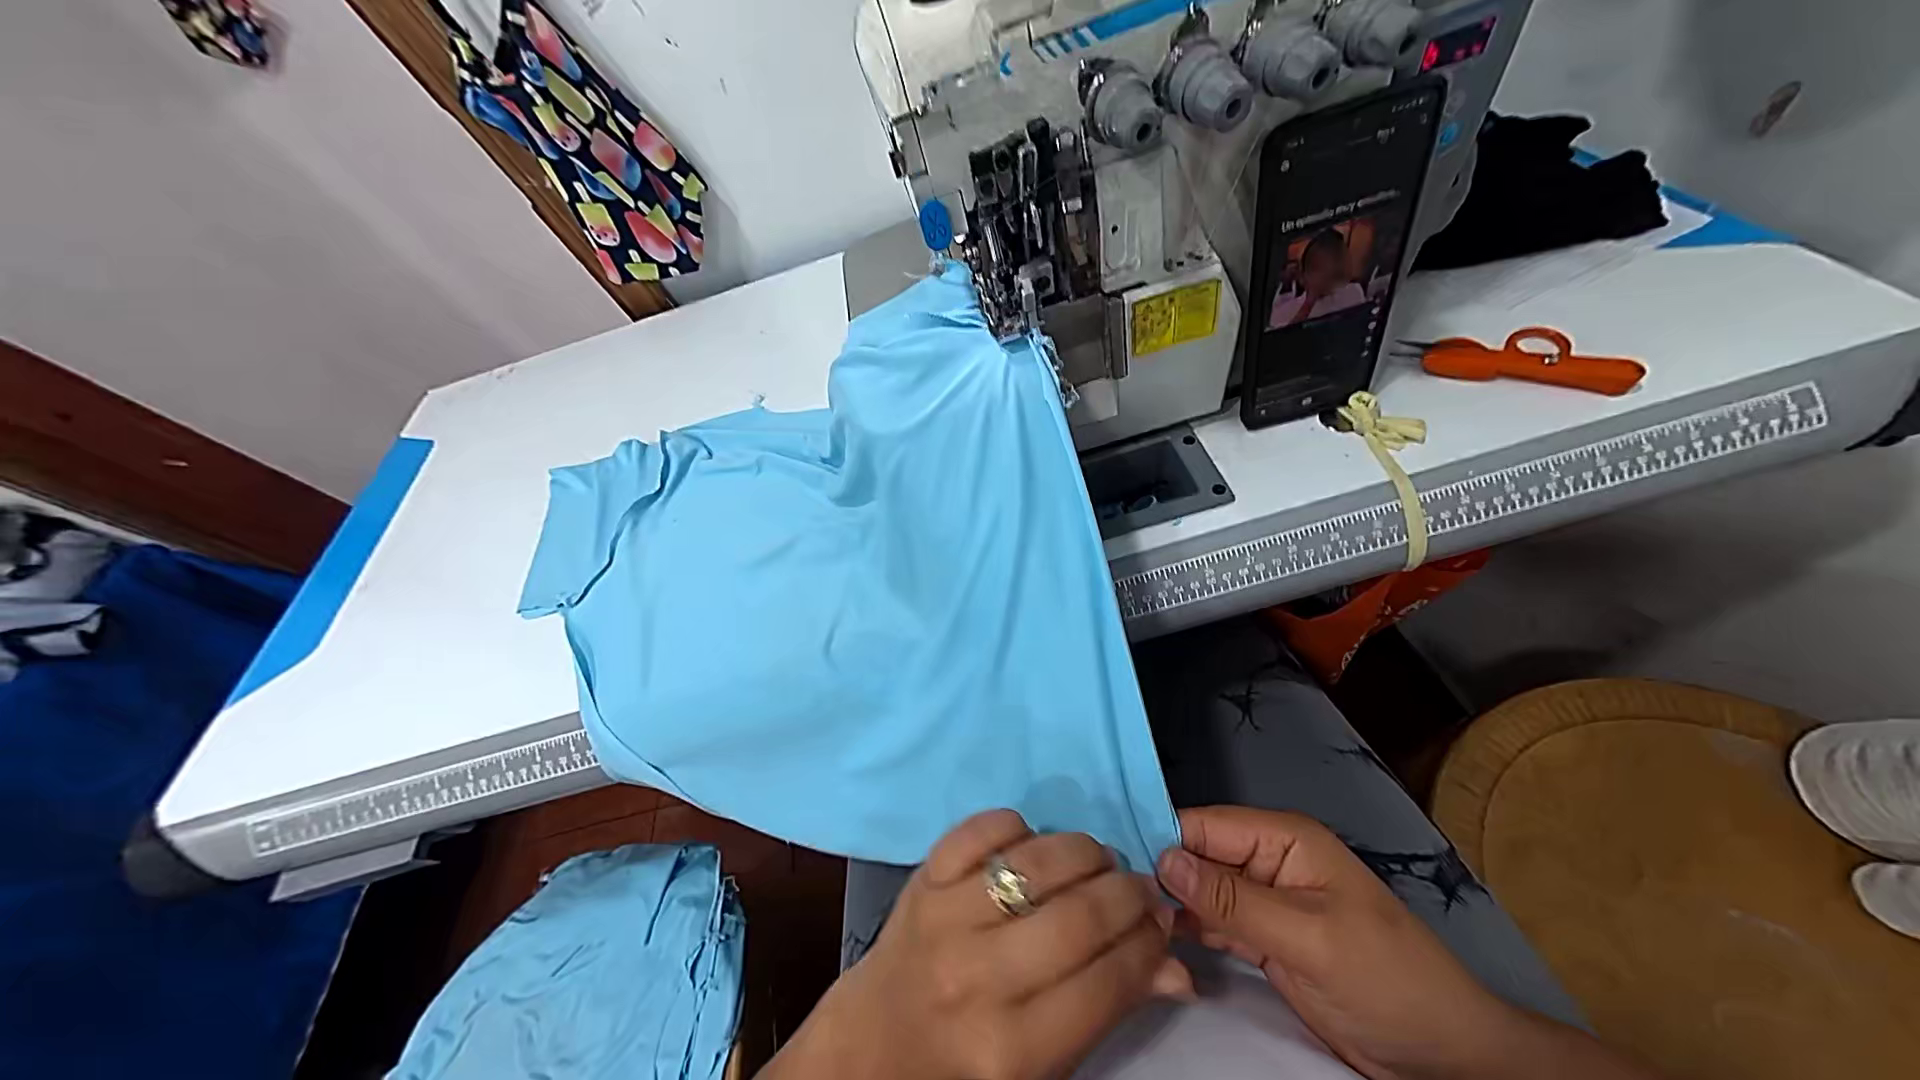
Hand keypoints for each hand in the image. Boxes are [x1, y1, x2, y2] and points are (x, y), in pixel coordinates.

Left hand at [763, 810, 1191, 1079]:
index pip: (1107, 980)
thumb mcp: (1041, 1066)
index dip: (1149, 943)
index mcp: (1013, 1047)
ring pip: (1034, 864)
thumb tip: (1178, 968)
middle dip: (1127, 893)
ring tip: (1097, 858)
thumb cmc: (965, 1065)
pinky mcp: (921, 880)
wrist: (872, 1046)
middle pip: (1079, 917)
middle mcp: (979, 978)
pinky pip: (977, 831)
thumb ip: (1108, 1011)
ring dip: (1082, 850)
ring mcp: (945, 920)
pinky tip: (1030, 841)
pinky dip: (1014, 824)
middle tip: (1138, 885)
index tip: (1162, 921)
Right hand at [1157, 806, 1657, 1079]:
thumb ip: (1234, 898)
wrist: (1446, 1054)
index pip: (1203, 825)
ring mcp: (1261, 899)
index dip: (1159, 840)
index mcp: (1282, 837)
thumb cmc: (1386, 979)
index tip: (1113, 867)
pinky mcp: (1260, 936)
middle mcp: (1265, 858)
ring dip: (1167, 905)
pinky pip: (1211, 922)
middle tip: (1114, 905)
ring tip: (1125, 923)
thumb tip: (1162, 859)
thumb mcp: (1309, 937)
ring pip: (1198, 889)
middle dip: (1158, 875)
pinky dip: (1186, 931)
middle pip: (1195, 855)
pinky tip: (1155, 941)